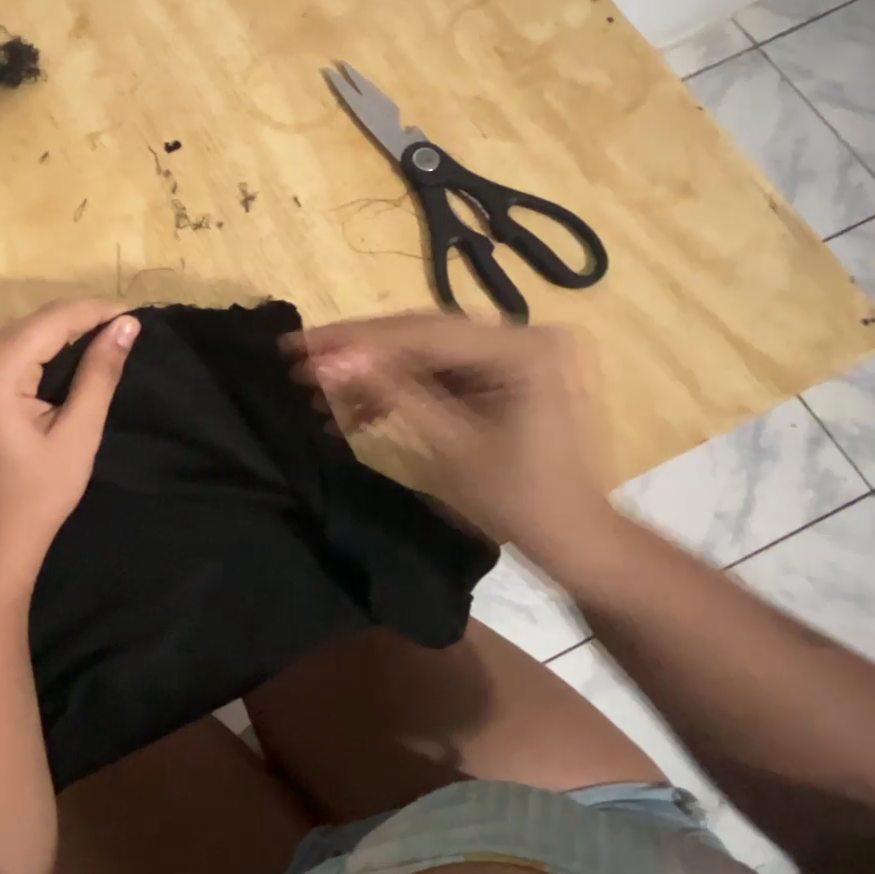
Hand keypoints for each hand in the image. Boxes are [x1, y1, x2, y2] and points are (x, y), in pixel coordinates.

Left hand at [0, 299, 139, 583]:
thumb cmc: (37, 496)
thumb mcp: (77, 434)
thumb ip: (99, 373)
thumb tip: (126, 325)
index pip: (49, 321)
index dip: (93, 311)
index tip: (132, 312)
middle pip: (28, 325)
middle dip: (75, 321)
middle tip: (121, 327)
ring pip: (12, 338)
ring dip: (53, 335)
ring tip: (99, 339)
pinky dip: (30, 353)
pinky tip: (59, 360)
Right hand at [288, 312, 612, 550]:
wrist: (576, 540)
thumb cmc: (520, 502)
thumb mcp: (448, 447)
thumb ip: (389, 394)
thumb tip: (328, 362)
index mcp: (523, 348)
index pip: (423, 333)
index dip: (355, 341)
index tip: (299, 346)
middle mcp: (522, 336)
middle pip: (421, 337)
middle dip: (357, 355)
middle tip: (298, 361)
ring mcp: (514, 354)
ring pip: (424, 354)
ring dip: (373, 376)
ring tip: (320, 398)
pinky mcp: (503, 375)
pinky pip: (439, 373)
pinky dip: (400, 391)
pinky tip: (359, 413)